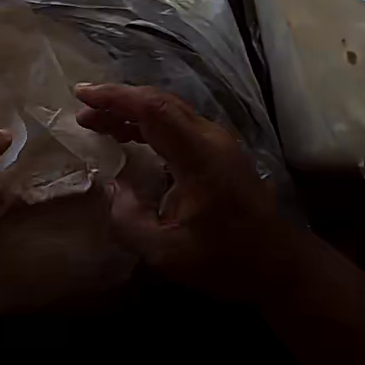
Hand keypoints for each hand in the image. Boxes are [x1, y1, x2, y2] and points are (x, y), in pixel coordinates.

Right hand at [74, 83, 299, 299]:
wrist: (282, 268)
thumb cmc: (226, 262)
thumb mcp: (165, 252)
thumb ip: (127, 219)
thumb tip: (111, 187)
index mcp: (200, 158)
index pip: (154, 110)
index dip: (115, 98)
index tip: (81, 96)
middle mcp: (211, 140)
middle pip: (159, 103)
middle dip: (116, 102)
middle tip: (82, 114)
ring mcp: (218, 143)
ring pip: (167, 110)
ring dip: (130, 112)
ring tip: (96, 123)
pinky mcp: (218, 151)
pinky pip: (176, 124)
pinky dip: (146, 123)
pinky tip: (126, 136)